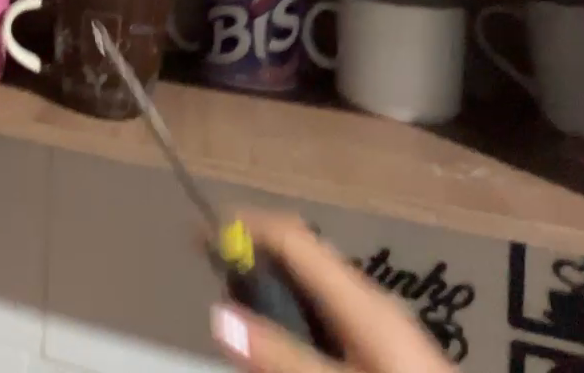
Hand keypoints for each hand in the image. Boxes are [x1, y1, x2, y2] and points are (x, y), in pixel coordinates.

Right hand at [210, 210, 454, 372]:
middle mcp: (369, 301)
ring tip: (239, 310)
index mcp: (361, 301)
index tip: (198, 231)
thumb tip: (218, 317)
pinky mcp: (385, 347)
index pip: (292, 237)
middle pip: (300, 255)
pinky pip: (325, 311)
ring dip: (271, 287)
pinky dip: (293, 313)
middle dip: (253, 256)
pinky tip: (283, 346)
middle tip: (212, 272)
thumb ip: (282, 357)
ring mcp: (380, 325)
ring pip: (312, 285)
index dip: (244, 225)